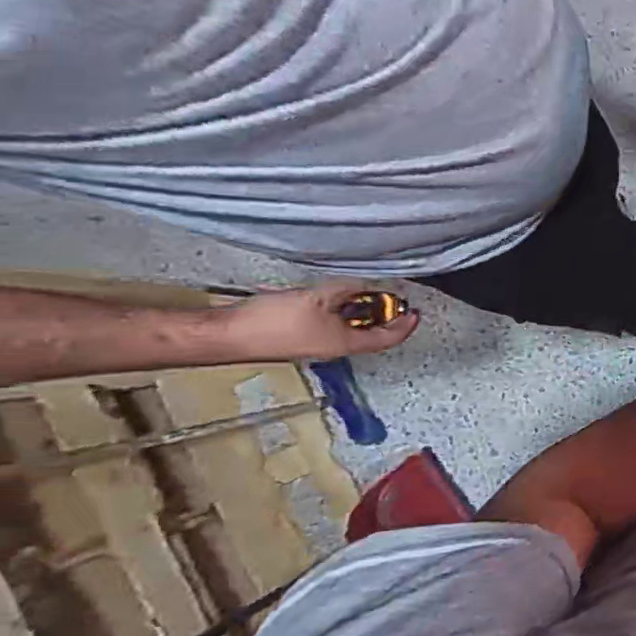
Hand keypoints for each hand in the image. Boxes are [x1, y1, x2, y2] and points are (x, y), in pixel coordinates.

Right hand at [219, 285, 419, 361]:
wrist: (221, 335)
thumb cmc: (274, 320)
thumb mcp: (319, 298)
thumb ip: (347, 290)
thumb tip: (364, 286)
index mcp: (348, 344)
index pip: (389, 338)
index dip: (406, 325)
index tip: (415, 311)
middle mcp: (335, 348)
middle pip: (372, 334)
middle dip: (384, 316)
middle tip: (388, 297)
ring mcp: (315, 345)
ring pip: (350, 329)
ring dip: (360, 312)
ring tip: (363, 293)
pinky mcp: (296, 338)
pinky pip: (330, 325)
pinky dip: (338, 312)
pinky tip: (330, 297)